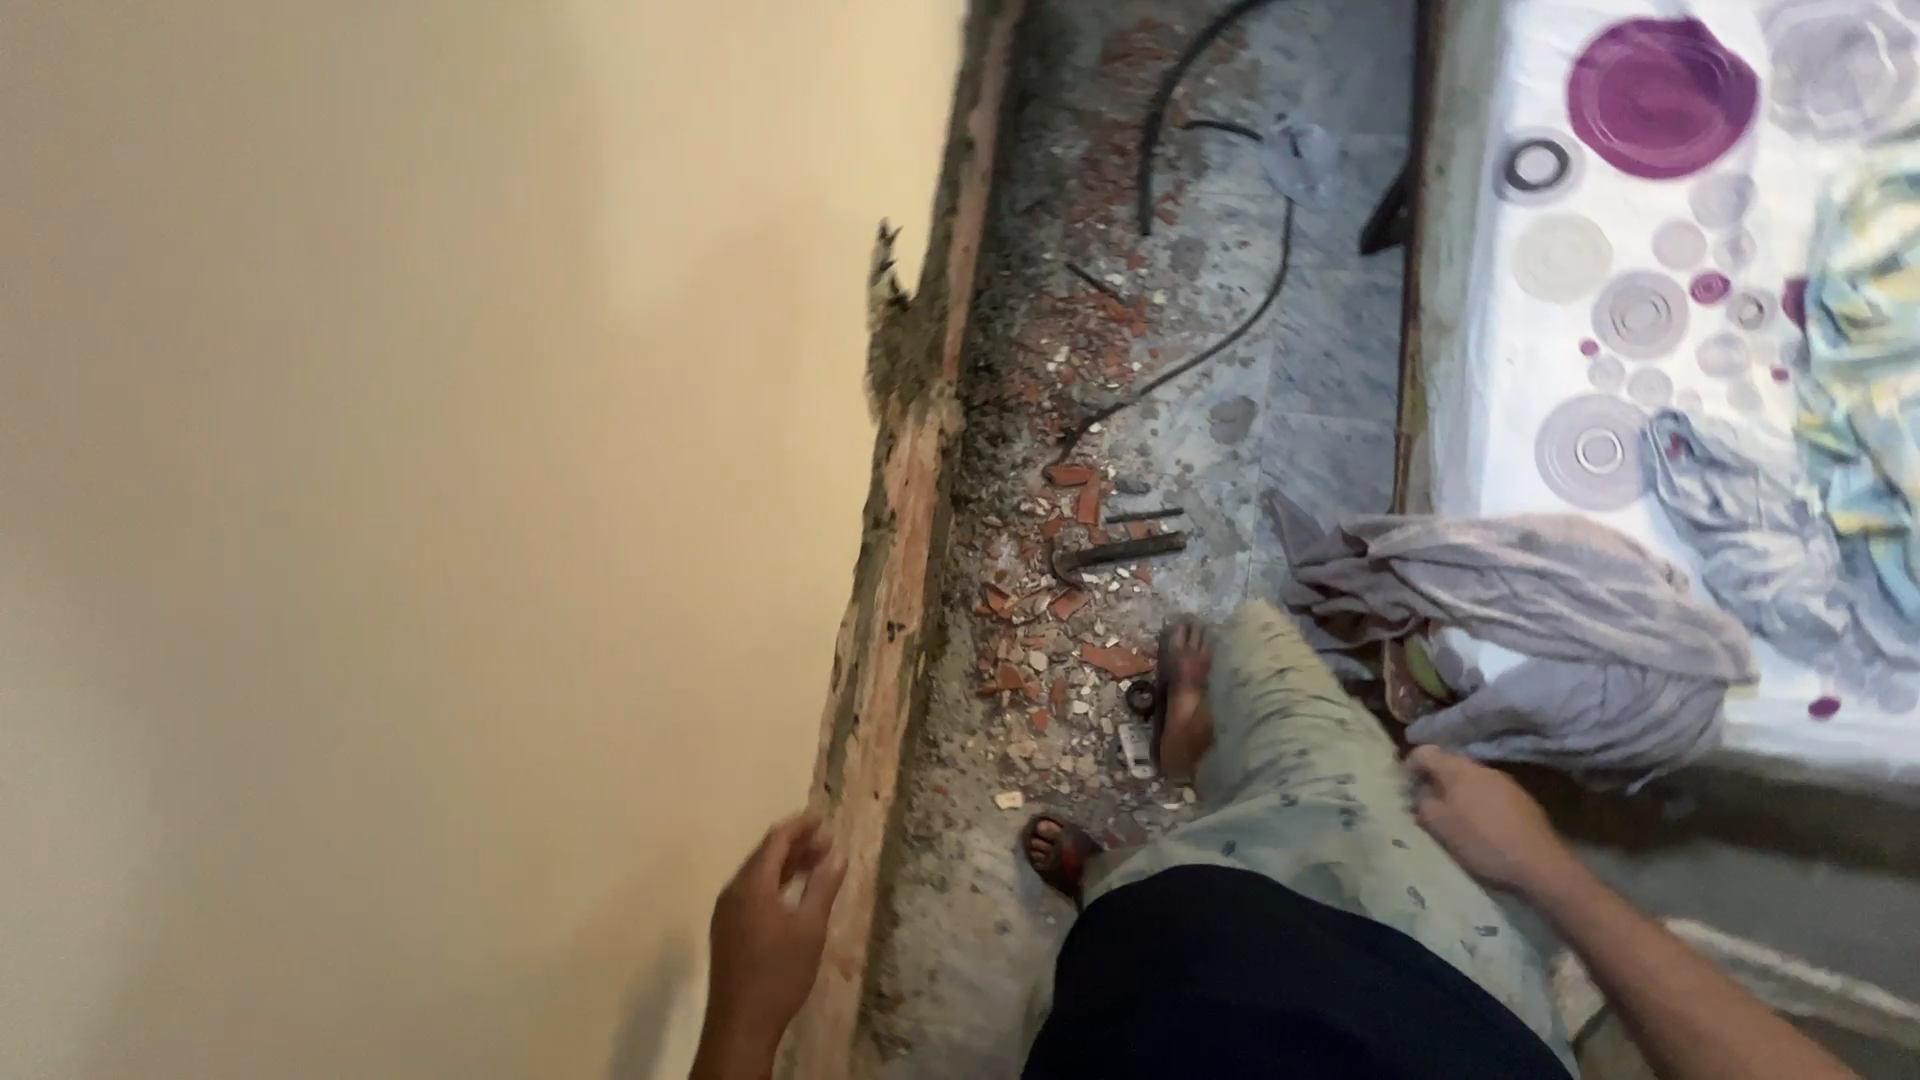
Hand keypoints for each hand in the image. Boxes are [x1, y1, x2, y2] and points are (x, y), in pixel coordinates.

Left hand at [693, 813, 846, 1078]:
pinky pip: (752, 892)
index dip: (800, 826)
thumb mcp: (810, 928)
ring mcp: (726, 912)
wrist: (740, 1027)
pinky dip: (775, 884)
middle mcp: (733, 891)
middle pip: (765, 855)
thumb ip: (823, 887)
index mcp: (751, 885)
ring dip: (787, 865)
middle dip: (796, 844)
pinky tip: (794, 894)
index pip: (775, 840)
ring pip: (758, 875)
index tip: (824, 819)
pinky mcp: (726, 931)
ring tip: (817, 863)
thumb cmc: (779, 973)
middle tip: (827, 843)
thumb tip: (838, 856)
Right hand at [1407, 746, 1581, 897]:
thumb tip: (1418, 792)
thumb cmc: (1481, 842)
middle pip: (1449, 764)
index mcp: (1458, 769)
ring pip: (1470, 779)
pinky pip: (1490, 793)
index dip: (1409, 766)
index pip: (1424, 752)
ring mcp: (1506, 783)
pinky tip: (1480, 826)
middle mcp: (1482, 768)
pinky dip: (1478, 803)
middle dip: (1434, 780)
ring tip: (1452, 816)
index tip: (1405, 787)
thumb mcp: (1438, 825)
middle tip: (1425, 802)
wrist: (1542, 868)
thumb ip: (1421, 802)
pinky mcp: (1524, 801)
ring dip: (1457, 792)